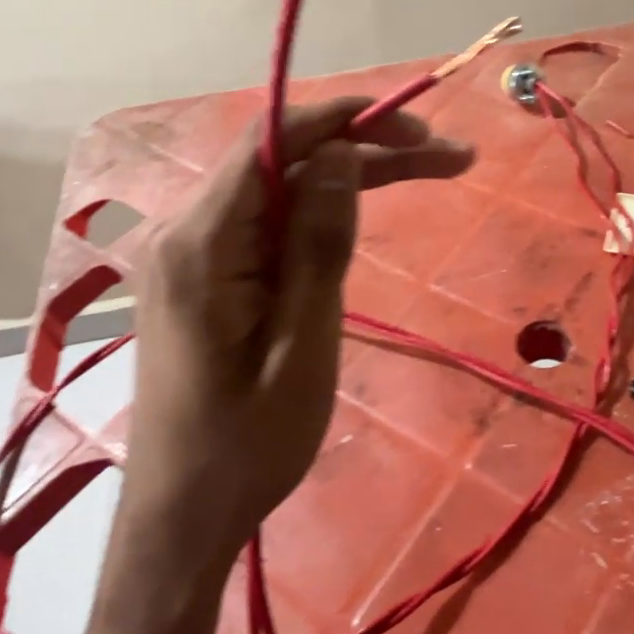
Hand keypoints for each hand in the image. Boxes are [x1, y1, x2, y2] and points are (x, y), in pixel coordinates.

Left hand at [127, 96, 473, 546]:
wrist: (183, 514)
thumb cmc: (247, 446)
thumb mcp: (303, 347)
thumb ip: (319, 247)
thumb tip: (341, 155)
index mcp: (201, 245)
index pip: (271, 142)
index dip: (345, 120)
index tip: (416, 125)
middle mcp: (186, 233)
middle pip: (281, 161)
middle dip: (364, 149)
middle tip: (450, 158)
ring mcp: (192, 255)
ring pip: (279, 190)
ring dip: (350, 179)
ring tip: (432, 173)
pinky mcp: (205, 277)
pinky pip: (266, 225)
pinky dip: (319, 216)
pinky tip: (363, 215)